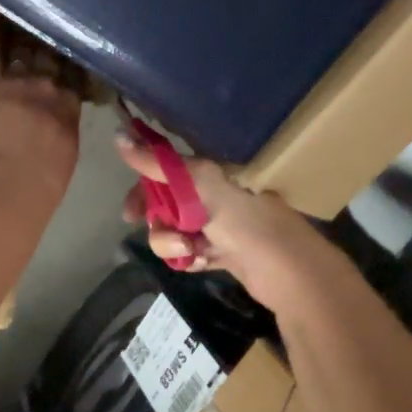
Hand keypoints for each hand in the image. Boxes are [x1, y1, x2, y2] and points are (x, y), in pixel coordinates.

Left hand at [0, 14, 81, 199]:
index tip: (74, 43)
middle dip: (50, 42)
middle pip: (50, 56)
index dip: (74, 58)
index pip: (75, 73)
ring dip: (24, 35)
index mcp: (70, 106)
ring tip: (23, 14)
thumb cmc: (44, 179)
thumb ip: (67, 123)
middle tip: (49, 23)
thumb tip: (64, 111)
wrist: (11, 181)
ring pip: (24, 50)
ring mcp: (18, 83)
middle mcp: (48, 87)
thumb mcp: (69, 150)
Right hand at [118, 134, 336, 311]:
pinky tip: (201, 262)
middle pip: (163, 204)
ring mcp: (217, 225)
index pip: (163, 172)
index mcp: (210, 173)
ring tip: (189, 251)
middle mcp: (211, 195)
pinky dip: (190, 258)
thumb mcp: (200, 186)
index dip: (142, 188)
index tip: (131, 213)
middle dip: (156, 222)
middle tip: (153, 232)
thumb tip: (118, 136)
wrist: (293, 275)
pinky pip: (190, 252)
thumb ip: (158, 165)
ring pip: (173, 231)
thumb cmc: (247, 222)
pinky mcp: (221, 253)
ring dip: (172, 243)